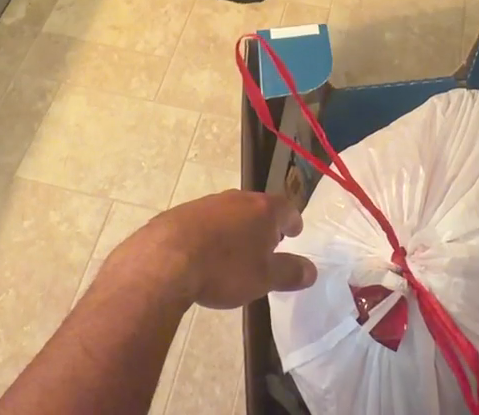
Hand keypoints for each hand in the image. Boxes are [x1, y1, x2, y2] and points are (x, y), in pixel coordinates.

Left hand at [108, 190, 317, 309]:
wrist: (166, 259)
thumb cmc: (225, 268)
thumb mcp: (264, 278)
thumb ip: (290, 272)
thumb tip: (312, 270)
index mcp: (263, 209)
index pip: (287, 208)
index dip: (293, 221)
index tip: (295, 231)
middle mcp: (237, 198)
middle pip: (258, 206)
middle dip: (265, 223)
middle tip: (268, 242)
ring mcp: (208, 203)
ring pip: (231, 211)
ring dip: (237, 227)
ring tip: (236, 249)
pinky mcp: (182, 213)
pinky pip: (205, 220)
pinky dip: (212, 233)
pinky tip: (205, 252)